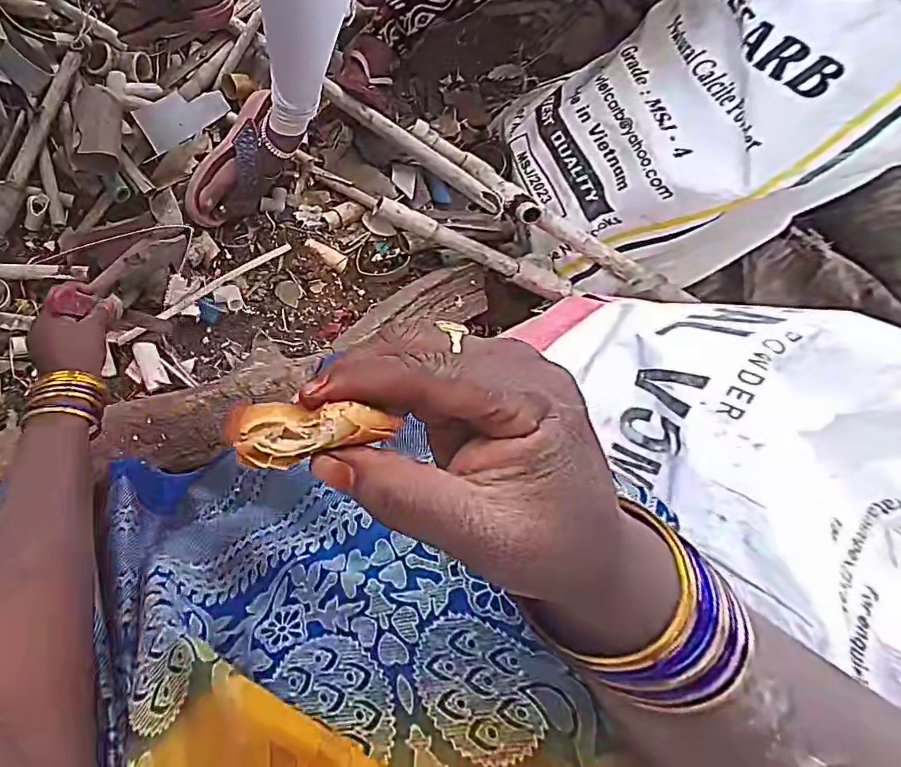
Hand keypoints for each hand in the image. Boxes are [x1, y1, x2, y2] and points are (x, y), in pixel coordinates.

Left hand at [29, 282, 120, 375]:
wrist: (72, 392)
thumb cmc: (76, 361)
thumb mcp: (94, 328)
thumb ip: (102, 311)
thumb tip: (109, 303)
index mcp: (44, 318)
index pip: (60, 293)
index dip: (80, 292)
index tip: (94, 296)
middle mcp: (37, 331)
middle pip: (60, 310)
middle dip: (81, 310)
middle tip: (97, 313)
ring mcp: (40, 347)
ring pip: (61, 328)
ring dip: (78, 326)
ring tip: (95, 330)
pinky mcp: (47, 361)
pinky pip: (61, 343)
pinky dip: (73, 340)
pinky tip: (87, 345)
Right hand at [300, 325, 679, 654]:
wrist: (591, 553)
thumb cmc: (546, 547)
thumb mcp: (475, 534)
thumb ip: (401, 497)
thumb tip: (324, 461)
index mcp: (531, 397)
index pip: (433, 370)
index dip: (365, 378)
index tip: (311, 398)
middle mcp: (516, 365)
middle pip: (417, 347)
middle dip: (356, 373)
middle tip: (309, 406)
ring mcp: (498, 364)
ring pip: (409, 348)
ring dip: (362, 374)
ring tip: (326, 406)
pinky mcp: (476, 374)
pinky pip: (414, 365)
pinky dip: (378, 383)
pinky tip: (356, 405)